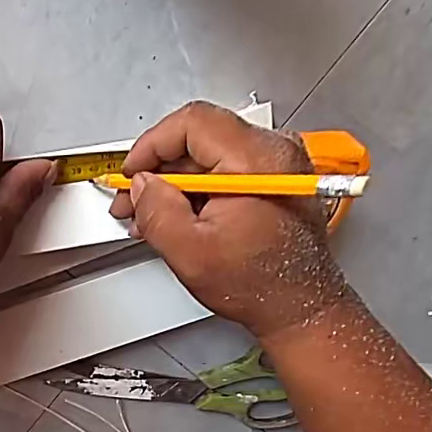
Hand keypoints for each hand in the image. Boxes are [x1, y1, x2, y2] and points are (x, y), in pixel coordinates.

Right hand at [109, 101, 353, 337]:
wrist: (299, 308)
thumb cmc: (262, 286)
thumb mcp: (191, 253)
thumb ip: (157, 212)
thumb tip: (141, 186)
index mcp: (257, 161)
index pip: (193, 123)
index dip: (152, 145)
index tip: (131, 172)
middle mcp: (275, 152)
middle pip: (200, 138)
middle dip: (160, 169)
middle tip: (133, 198)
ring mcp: (279, 166)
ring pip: (211, 156)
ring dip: (177, 183)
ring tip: (152, 215)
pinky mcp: (276, 182)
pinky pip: (228, 172)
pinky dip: (200, 191)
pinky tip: (180, 217)